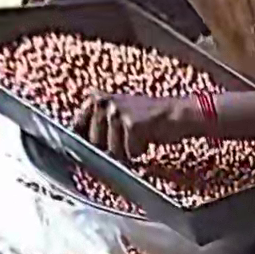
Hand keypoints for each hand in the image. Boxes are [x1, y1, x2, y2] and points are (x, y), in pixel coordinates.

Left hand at [73, 94, 204, 158]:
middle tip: (127, 146)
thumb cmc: (151, 119)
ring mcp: (116, 113)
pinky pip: (130, 152)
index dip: (84, 143)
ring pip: (113, 151)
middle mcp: (103, 103)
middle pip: (96, 143)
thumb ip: (101, 125)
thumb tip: (88, 147)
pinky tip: (146, 139)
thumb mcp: (120, 116)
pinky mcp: (131, 124)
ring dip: (127, 152)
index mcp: (96, 99)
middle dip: (111, 151)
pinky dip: (140, 152)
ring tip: (138, 140)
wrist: (176, 114)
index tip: (89, 154)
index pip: (78, 126)